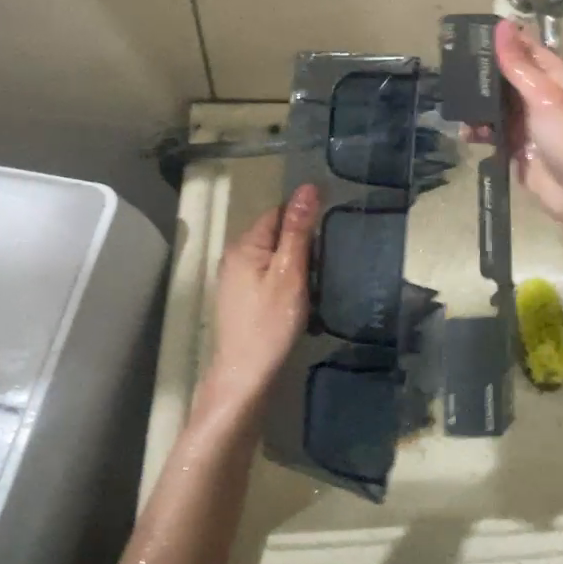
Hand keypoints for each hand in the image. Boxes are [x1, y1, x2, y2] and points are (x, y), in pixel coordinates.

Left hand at [196, 184, 319, 416]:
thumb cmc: (271, 324)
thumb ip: (298, 229)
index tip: (328, 240)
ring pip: (274, 256)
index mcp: (245, 244)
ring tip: (315, 285)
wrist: (246, 377)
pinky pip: (269, 275)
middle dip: (302, 245)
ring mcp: (235, 278)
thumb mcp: (290, 272)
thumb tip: (308, 187)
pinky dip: (286, 282)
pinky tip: (299, 300)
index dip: (305, 221)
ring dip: (296, 266)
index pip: (280, 212)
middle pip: (276, 234)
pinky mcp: (240, 298)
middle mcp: (234, 255)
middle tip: (324, 268)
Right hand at [478, 20, 562, 232]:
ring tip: (457, 105)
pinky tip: (466, 134)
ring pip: (494, 103)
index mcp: (553, 77)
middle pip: (505, 74)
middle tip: (450, 68)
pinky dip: (477, 130)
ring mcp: (526, 122)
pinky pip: (490, 131)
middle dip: (481, 73)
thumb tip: (502, 25)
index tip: (470, 32)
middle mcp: (539, 95)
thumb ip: (519, 64)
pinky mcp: (515, 146)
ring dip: (476, 104)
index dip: (502, 38)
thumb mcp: (544, 96)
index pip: (525, 47)